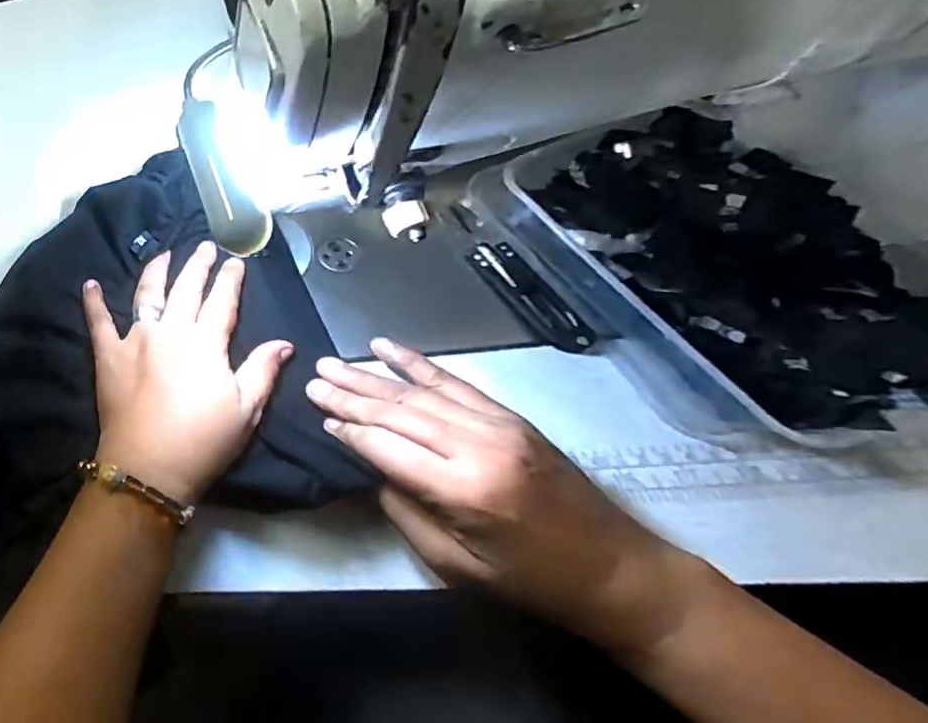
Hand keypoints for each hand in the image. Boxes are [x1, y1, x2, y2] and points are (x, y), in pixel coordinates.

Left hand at [83, 242, 292, 502]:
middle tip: (205, 246)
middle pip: (186, 288)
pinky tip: (89, 284)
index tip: (236, 261)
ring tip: (163, 254)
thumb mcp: (245, 411)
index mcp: (205, 343)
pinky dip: (93, 302)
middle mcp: (170, 330)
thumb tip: (284, 342)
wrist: (147, 470)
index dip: (230, 279)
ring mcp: (136, 340)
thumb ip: (263, 371)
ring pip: (146, 294)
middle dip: (198, 264)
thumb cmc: (202, 442)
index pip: (222, 300)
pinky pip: (98, 323)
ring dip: (156, 270)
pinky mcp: (108, 356)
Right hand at [307, 338, 705, 652]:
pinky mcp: (507, 414)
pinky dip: (416, 363)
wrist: (613, 567)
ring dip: (373, 376)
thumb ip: (409, 515)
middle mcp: (476, 446)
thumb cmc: (532, 580)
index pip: (388, 448)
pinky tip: (387, 347)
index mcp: (463, 490)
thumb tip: (377, 470)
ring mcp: (495, 423)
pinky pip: (454, 382)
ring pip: (420, 392)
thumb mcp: (460, 568)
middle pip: (399, 411)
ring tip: (335, 363)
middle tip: (314, 379)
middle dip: (351, 394)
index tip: (320, 416)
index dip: (351, 431)